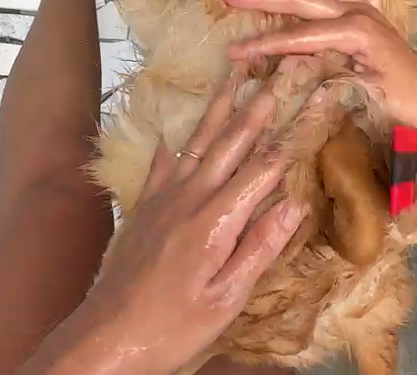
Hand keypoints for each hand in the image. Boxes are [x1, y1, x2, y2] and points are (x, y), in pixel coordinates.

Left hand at [23, 78, 307, 374]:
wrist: (103, 340)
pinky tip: (172, 127)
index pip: (263, 169)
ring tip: (232, 76)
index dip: (290, 137)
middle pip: (230, 143)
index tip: (312, 106)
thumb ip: (259, 247)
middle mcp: (189, 198)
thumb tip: (295, 203)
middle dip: (256, 108)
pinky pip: (160, 163)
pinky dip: (171, 141)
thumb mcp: (225, 300)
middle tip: (275, 76)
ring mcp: (163, 198)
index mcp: (215, 221)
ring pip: (197, 141)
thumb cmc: (171, 328)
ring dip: (218, 107)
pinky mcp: (143, 206)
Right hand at [223, 0, 416, 164]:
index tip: (232, 51)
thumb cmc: (399, 103)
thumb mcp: (358, 94)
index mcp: (353, 31)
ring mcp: (368, 10)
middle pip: (302, 2)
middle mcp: (358, 12)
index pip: (297, 37)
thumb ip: (324, 78)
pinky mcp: (378, 15)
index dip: (263, 45)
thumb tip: (290, 70)